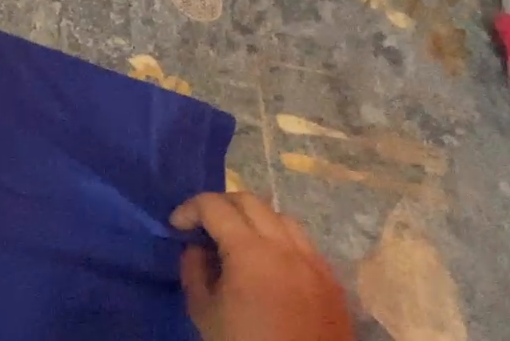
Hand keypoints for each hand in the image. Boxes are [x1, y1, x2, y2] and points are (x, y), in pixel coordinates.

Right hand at [172, 192, 353, 340]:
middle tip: (203, 227)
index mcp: (251, 253)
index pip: (213, 205)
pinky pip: (304, 244)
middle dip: (219, 206)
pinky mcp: (333, 283)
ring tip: (238, 241)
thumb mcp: (203, 309)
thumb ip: (194, 267)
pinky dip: (280, 240)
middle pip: (248, 201)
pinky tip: (269, 263)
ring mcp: (316, 265)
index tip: (176, 228)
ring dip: (253, 220)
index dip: (188, 209)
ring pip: (281, 218)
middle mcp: (287, 249)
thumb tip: (198, 247)